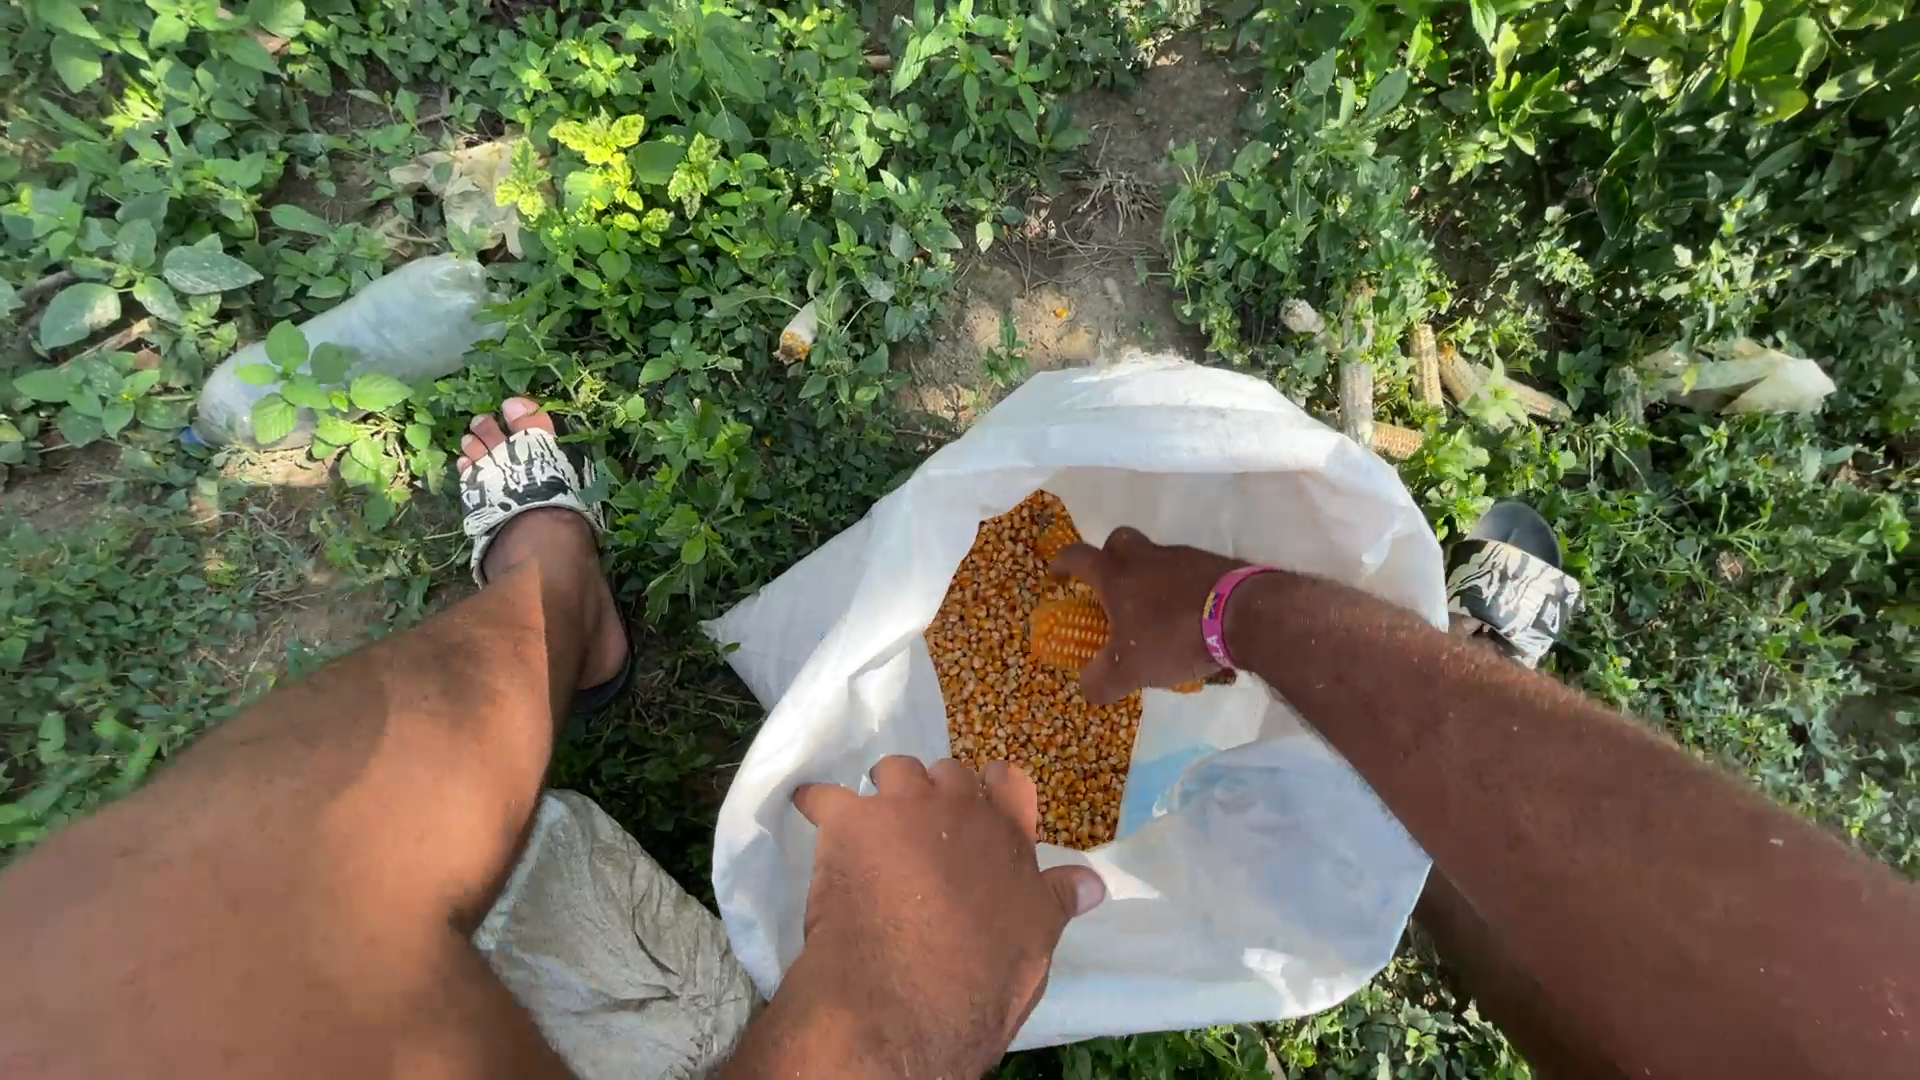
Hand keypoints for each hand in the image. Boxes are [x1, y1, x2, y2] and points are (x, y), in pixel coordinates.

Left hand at [774, 757, 1105, 1076]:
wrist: (904, 1004)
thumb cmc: (979, 983)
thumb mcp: (1035, 945)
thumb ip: (1056, 900)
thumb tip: (1093, 882)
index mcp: (1006, 834)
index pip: (1009, 779)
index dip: (992, 786)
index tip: (980, 803)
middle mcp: (958, 807)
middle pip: (948, 771)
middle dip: (935, 793)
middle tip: (922, 832)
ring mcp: (903, 806)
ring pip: (893, 770)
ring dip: (885, 794)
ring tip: (873, 827)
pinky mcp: (851, 821)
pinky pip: (825, 796)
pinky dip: (818, 803)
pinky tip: (811, 809)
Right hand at [1050, 527, 1247, 703]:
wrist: (1245, 615)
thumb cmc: (1173, 636)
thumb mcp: (1130, 669)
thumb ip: (1101, 680)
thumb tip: (1087, 688)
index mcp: (1116, 575)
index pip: (1078, 557)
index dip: (1062, 564)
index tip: (1056, 575)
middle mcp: (1145, 558)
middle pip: (1118, 541)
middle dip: (1109, 558)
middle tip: (1111, 585)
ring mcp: (1182, 557)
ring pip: (1156, 558)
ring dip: (1149, 577)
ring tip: (1155, 614)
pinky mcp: (1214, 565)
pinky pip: (1188, 572)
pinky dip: (1181, 589)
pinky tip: (1189, 617)